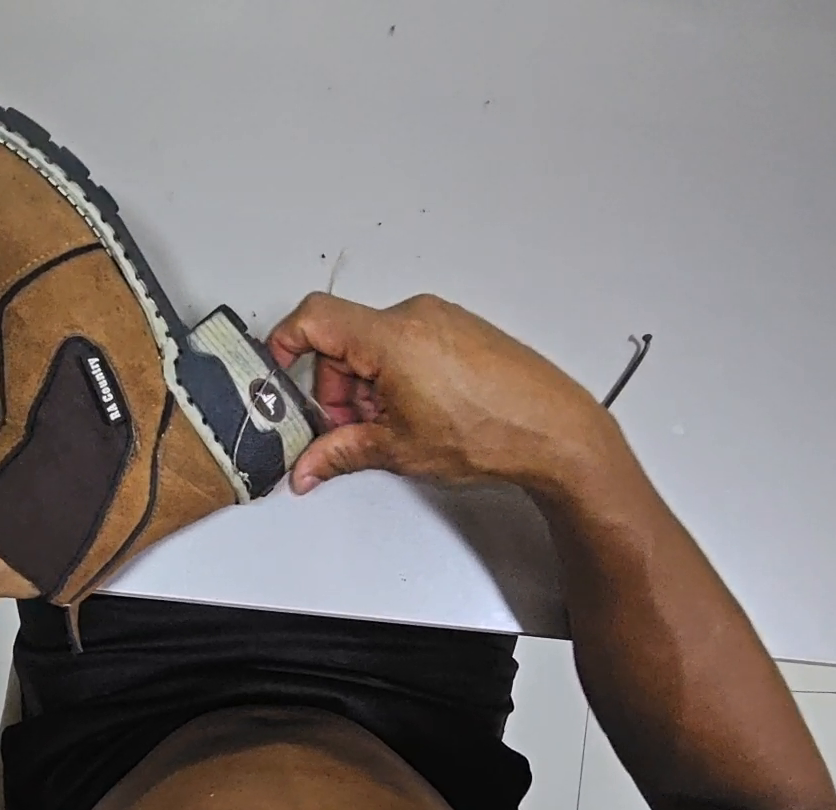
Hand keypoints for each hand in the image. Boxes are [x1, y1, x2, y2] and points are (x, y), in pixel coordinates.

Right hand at [266, 293, 622, 493]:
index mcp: (392, 338)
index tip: (278, 373)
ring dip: (368, 385)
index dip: (285, 343)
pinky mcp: (459, 329)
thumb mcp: (399, 449)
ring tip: (395, 425)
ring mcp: (441, 319)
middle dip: (337, 387)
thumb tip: (307, 468)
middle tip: (353, 427)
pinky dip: (395, 376)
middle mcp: (415, 316)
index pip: (314, 318)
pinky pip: (406, 343)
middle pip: (343, 340)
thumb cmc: (491, 433)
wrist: (556, 432)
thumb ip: (340, 453)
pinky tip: (417, 411)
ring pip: (375, 345)